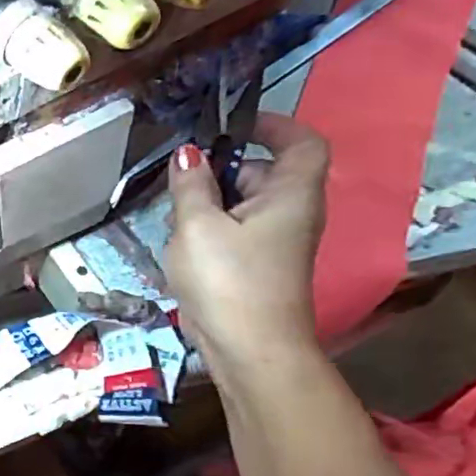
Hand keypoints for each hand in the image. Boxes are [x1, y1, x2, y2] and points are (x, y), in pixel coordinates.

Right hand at [164, 114, 330, 385]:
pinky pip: (236, 233)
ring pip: (243, 206)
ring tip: (174, 222)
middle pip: (263, 174)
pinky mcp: (259, 267)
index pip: (302, 142)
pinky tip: (180, 249)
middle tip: (181, 182)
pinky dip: (210, 231)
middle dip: (221, 171)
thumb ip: (191, 185)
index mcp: (291, 194)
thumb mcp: (197, 225)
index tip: (234, 126)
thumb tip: (188, 153)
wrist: (250, 349)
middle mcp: (293, 213)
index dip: (274, 126)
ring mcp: (277, 243)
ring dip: (208, 205)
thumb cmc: (228, 279)